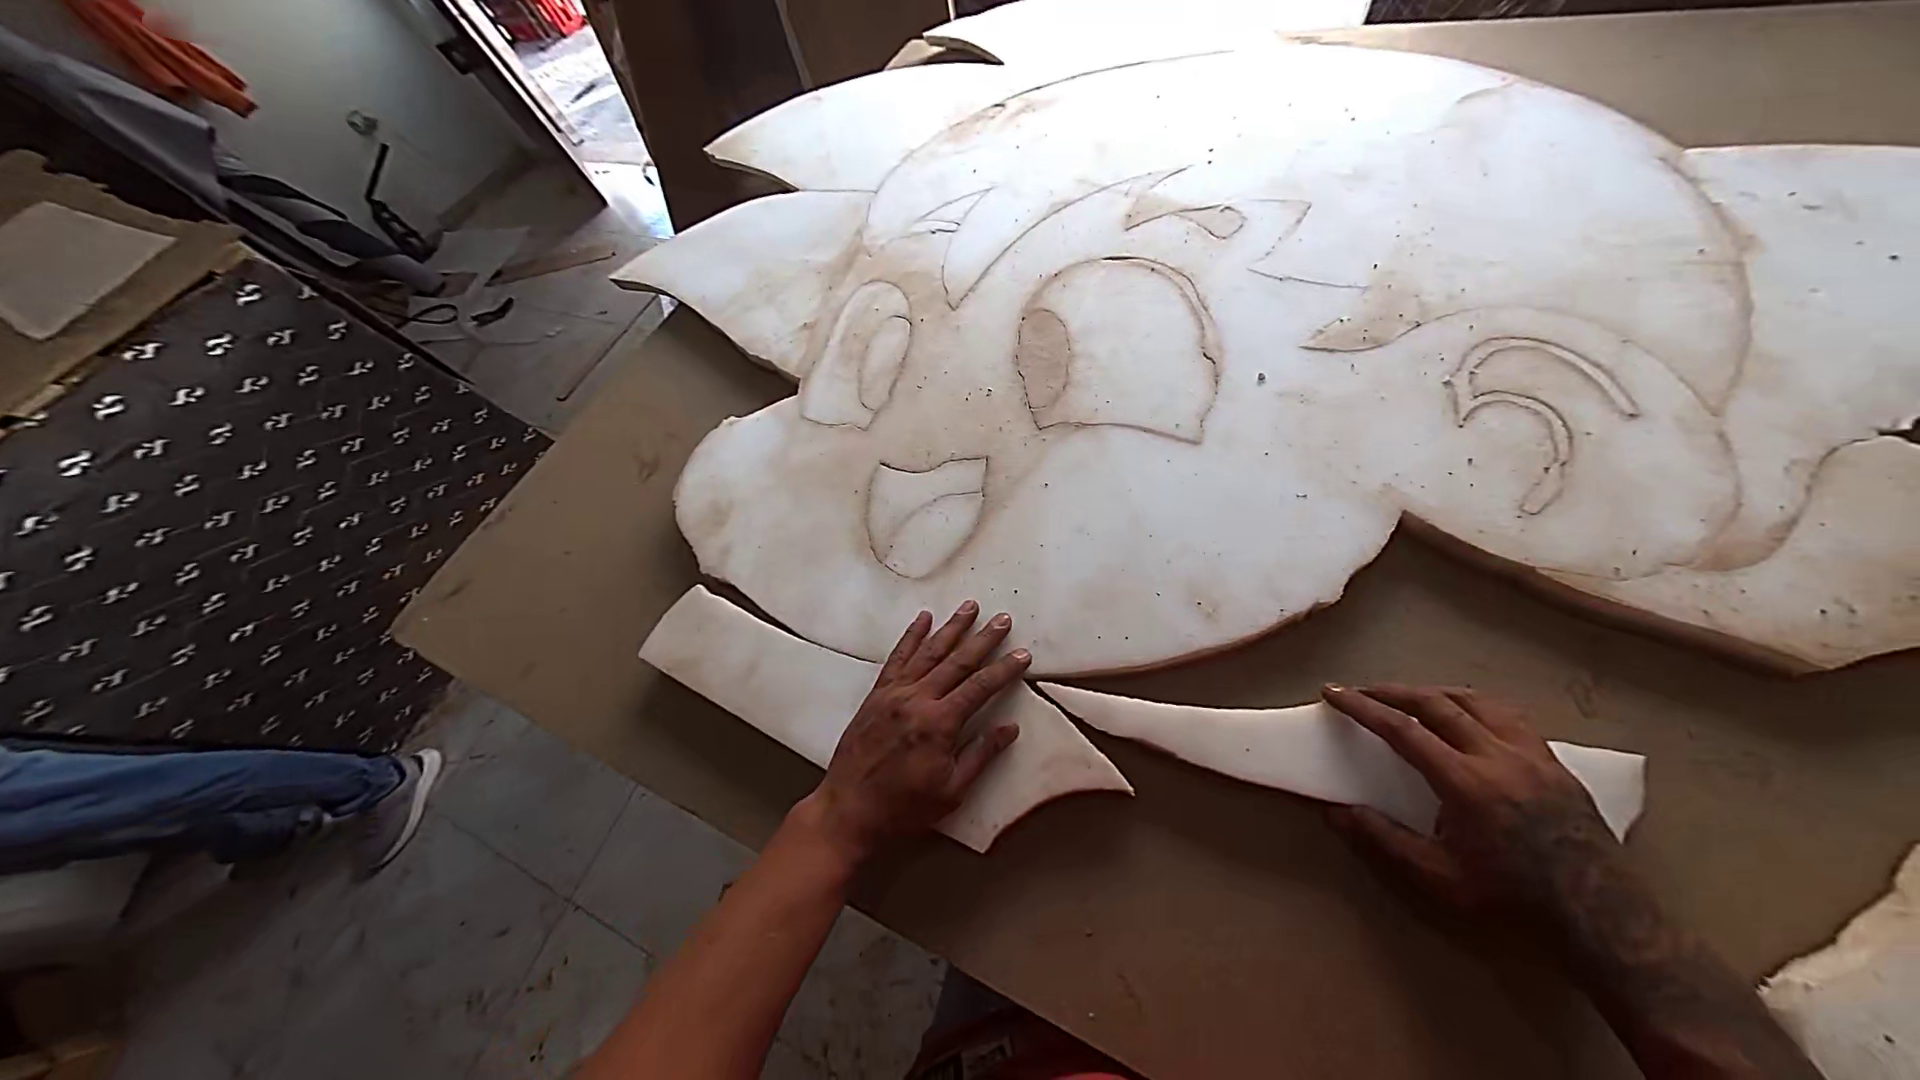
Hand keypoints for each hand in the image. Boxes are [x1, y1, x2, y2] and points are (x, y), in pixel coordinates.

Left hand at [799, 602, 1029, 862]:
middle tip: (1002, 619)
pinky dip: (911, 637)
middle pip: (957, 661)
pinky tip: (923, 619)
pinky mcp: (876, 695)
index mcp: (939, 724)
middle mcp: (916, 700)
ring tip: (969, 607)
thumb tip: (1010, 728)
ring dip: (951, 628)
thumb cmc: (903, 808)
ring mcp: (893, 694)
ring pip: (928, 652)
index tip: (1023, 655)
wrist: (847, 811)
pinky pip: (896, 659)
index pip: (980, 687)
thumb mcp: (951, 791)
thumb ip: (981, 755)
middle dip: (983, 638)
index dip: (1004, 670)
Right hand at [1321, 684, 1633, 953]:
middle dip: (1392, 691)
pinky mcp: (1559, 768)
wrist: (1610, 930)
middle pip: (1437, 704)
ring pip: (1478, 703)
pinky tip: (1469, 719)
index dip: (1361, 707)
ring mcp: (1536, 759)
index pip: (1402, 729)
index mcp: (1467, 783)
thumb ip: (1382, 840)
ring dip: (1435, 693)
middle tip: (1362, 690)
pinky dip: (1477, 707)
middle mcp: (1501, 758)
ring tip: (1411, 697)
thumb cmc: (1515, 906)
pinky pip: (1511, 719)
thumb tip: (1333, 811)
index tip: (1333, 693)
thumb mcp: (1438, 880)